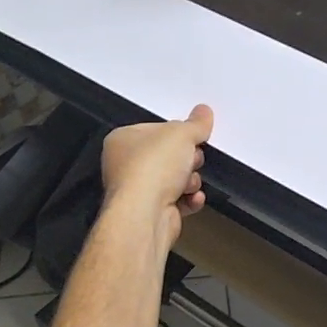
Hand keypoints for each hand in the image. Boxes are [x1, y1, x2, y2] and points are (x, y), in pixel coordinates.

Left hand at [101, 105, 213, 241]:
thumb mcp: (181, 134)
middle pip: (168, 155)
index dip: (178, 132)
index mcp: (123, 140)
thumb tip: (204, 112)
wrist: (146, 214)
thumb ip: (195, 124)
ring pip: (176, 179)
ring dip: (190, 180)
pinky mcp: (152, 212)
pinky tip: (192, 198)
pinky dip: (189, 200)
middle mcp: (126, 165)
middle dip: (187, 159)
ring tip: (188, 183)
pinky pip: (178, 201)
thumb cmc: (152, 167)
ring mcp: (138, 191)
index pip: (156, 129)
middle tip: (192, 159)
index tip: (193, 134)